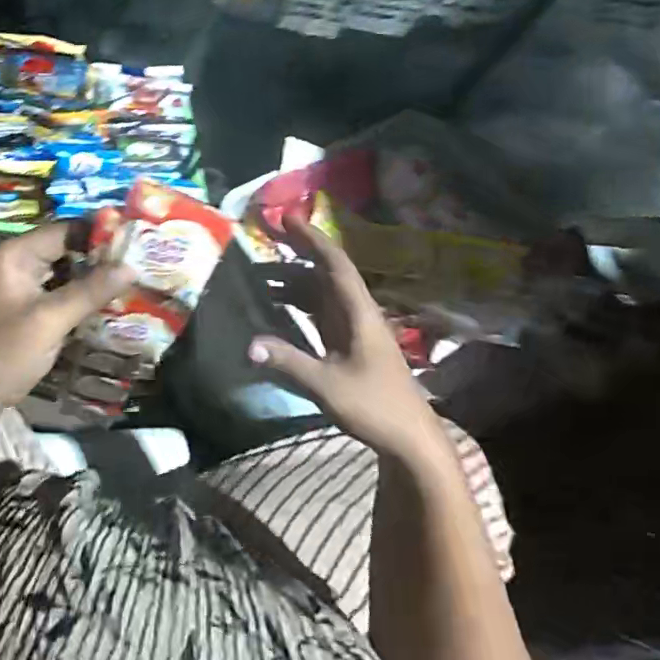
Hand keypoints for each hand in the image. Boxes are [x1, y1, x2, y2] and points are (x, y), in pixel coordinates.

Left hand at [0, 224, 136, 410]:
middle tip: (140, 257)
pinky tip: (112, 296)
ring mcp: (23, 281)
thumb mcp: (51, 319)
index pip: (63, 230)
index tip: (135, 237)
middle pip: (66, 246)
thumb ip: (90, 291)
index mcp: (15, 253)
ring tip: (133, 273)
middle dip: (100, 253)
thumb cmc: (8, 351)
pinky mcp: (31, 301)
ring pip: (67, 267)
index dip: (98, 232)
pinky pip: (62, 286)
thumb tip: (132, 267)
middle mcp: (18, 259)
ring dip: (94, 272)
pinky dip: (83, 290)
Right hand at [248, 216, 444, 462]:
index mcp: (358, 313)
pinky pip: (318, 310)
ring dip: (292, 278)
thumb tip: (248, 344)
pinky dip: (296, 300)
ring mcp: (353, 328)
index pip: (334, 264)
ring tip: (258, 273)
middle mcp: (356, 312)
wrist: (411, 441)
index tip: (287, 217)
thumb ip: (288, 361)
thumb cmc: (375, 407)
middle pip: (325, 271)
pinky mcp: (348, 343)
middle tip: (266, 233)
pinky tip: (275, 303)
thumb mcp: (326, 385)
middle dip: (297, 250)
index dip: (311, 239)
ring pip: (320, 291)